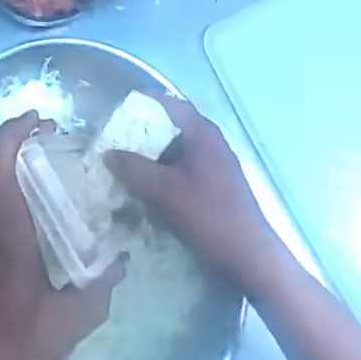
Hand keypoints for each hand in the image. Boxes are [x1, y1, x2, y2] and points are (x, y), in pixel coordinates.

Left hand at [0, 112, 125, 359]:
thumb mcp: (63, 321)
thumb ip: (96, 291)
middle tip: (51, 141)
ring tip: (41, 169)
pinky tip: (22, 208)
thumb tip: (122, 264)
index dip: (17, 127)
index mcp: (1, 214)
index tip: (42, 120)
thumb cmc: (9, 332)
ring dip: (7, 161)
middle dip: (18, 139)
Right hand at [103, 94, 286, 293]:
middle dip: (146, 128)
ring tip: (130, 158)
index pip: (169, 102)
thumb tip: (107, 153)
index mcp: (202, 133)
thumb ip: (133, 169)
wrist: (253, 260)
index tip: (122, 103)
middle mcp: (213, 141)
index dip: (145, 99)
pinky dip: (168, 167)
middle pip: (174, 124)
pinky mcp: (220, 183)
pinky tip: (153, 183)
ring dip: (157, 151)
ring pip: (180, 147)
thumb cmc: (209, 216)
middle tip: (120, 134)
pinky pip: (187, 164)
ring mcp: (219, 163)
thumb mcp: (163, 191)